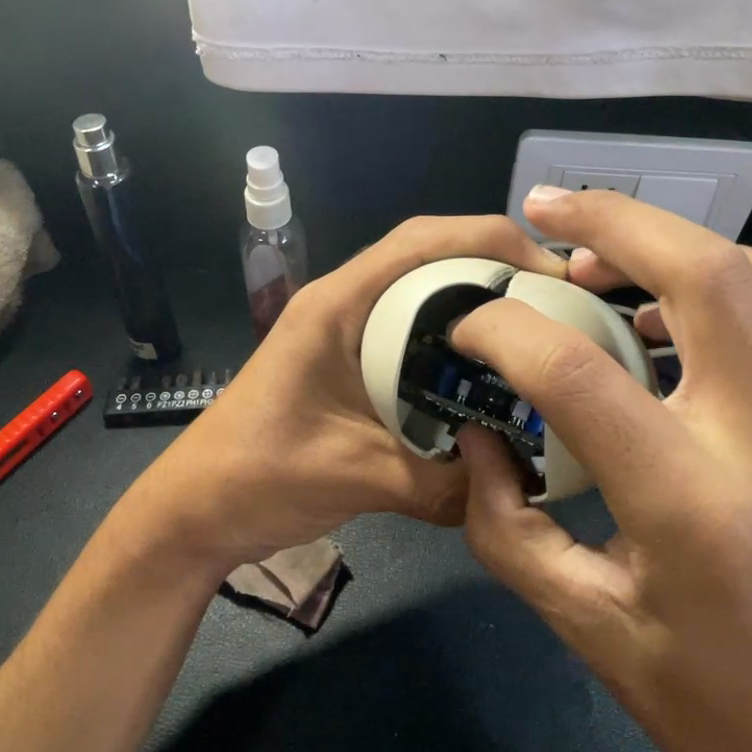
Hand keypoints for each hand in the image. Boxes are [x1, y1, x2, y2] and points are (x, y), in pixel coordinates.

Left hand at [123, 215, 566, 571]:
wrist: (193, 512)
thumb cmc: (257, 476)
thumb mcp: (355, 477)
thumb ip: (440, 485)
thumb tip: (518, 486)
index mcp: (337, 305)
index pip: (420, 242)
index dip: (489, 239)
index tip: (549, 268)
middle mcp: (343, 304)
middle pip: (427, 257)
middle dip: (494, 266)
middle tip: (558, 301)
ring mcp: (344, 333)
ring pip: (420, 296)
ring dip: (474, 303)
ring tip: (536, 331)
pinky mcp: (348, 365)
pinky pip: (411, 337)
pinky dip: (452, 344)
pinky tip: (487, 377)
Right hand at [450, 188, 751, 751]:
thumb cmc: (727, 707)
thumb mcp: (593, 631)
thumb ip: (511, 528)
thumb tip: (482, 437)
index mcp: (693, 506)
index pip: (577, 375)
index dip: (504, 333)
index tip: (468, 327)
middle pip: (706, 273)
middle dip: (616, 220)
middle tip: (545, 210)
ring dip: (666, 242)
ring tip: (594, 258)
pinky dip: (706, 284)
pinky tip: (654, 320)